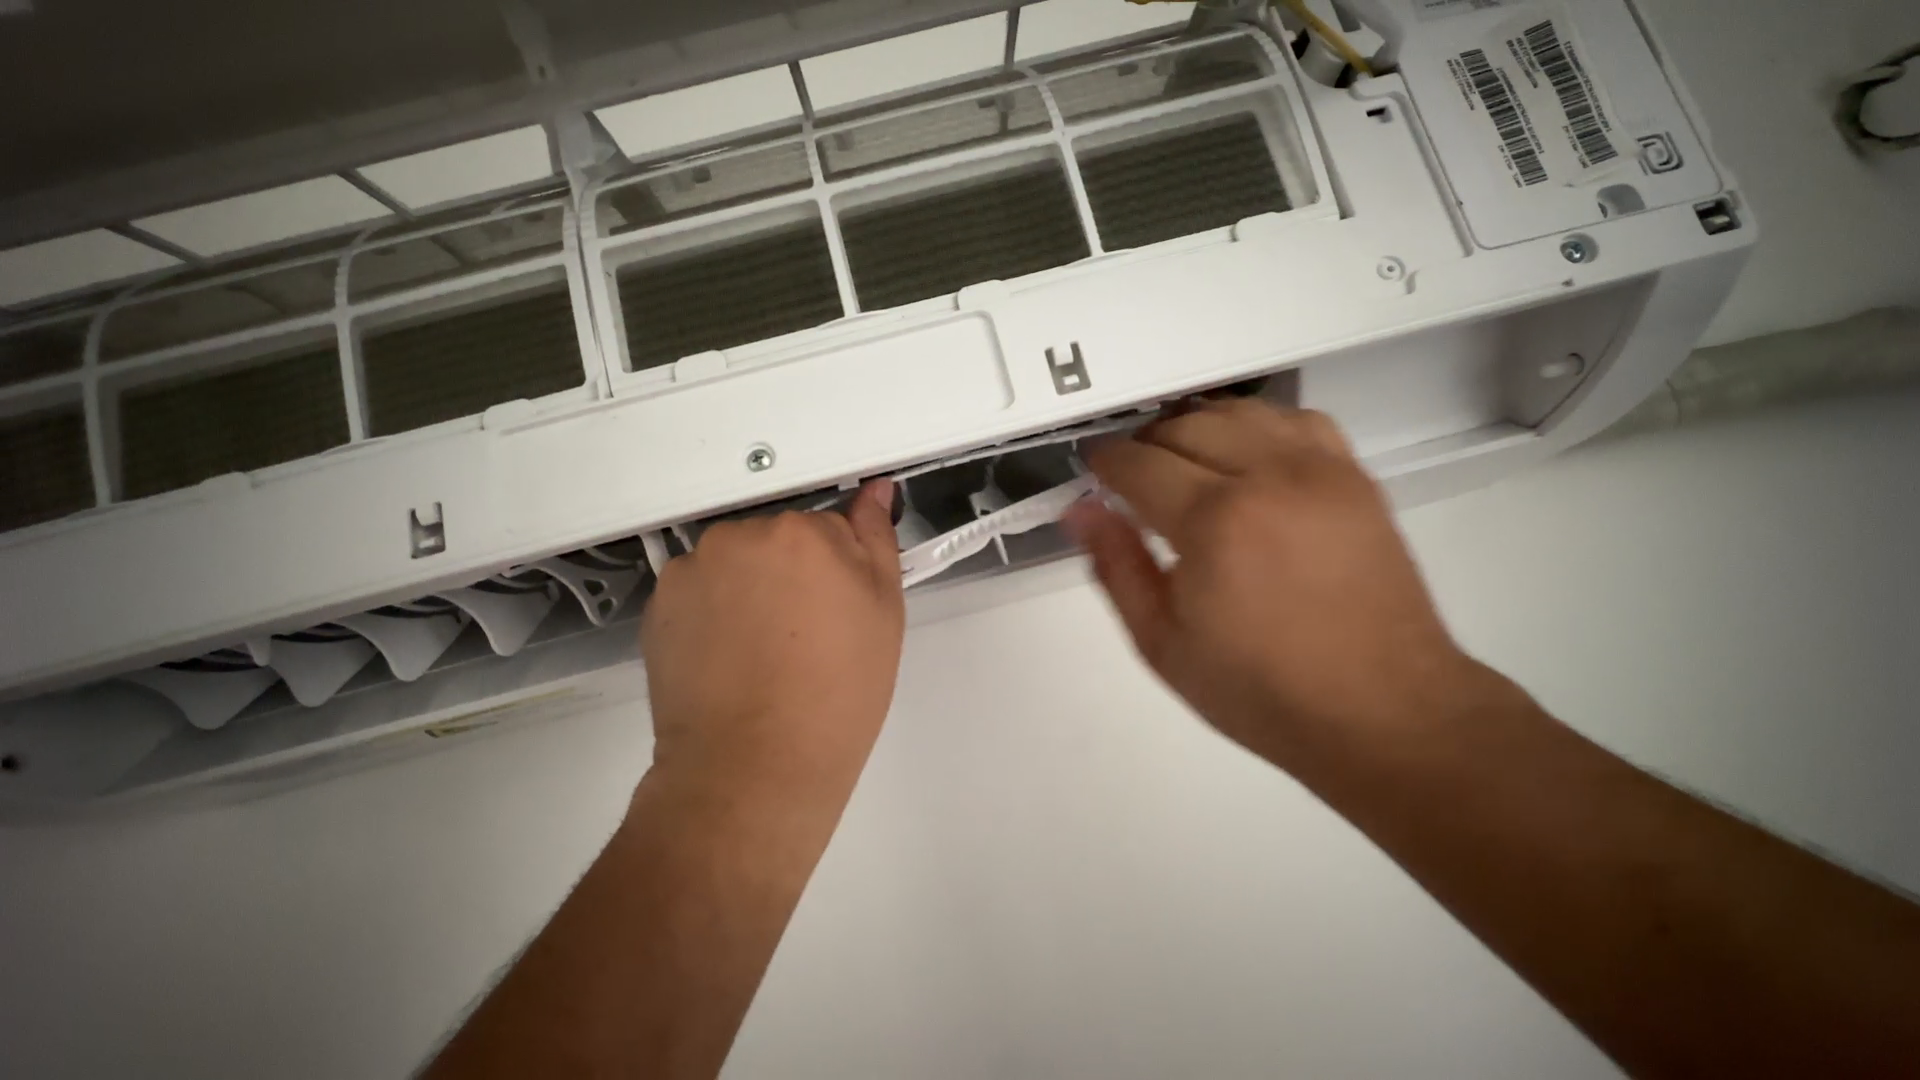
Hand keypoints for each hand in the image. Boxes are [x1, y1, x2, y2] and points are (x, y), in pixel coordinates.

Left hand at [641, 480, 905, 798]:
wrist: (756, 764)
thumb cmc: (836, 695)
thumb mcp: (883, 614)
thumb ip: (876, 540)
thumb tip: (875, 491)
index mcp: (805, 531)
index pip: (831, 529)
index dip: (838, 574)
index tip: (838, 614)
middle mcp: (741, 537)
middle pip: (777, 540)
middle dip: (791, 574)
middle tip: (803, 637)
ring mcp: (693, 568)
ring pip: (734, 563)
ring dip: (748, 589)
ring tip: (761, 653)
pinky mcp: (659, 603)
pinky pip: (697, 592)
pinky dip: (711, 613)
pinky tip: (728, 659)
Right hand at [1065, 401, 1489, 767]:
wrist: (1381, 710)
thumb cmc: (1262, 690)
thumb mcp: (1164, 644)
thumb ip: (1116, 567)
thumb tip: (1080, 510)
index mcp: (1214, 521)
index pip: (1139, 463)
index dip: (1105, 462)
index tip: (1093, 470)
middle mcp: (1268, 476)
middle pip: (1185, 425)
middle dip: (1146, 445)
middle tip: (1133, 480)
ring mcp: (1319, 470)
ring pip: (1239, 411)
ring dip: (1198, 427)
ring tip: (1184, 464)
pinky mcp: (1355, 477)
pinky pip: (1297, 420)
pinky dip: (1259, 426)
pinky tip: (1248, 459)